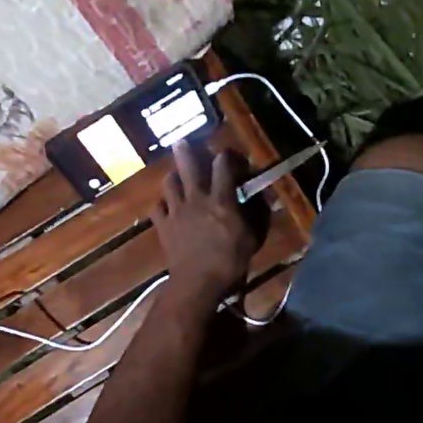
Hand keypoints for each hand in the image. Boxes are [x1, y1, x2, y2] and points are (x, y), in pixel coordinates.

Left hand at [152, 142, 257, 306]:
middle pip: (188, 166)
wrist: (197, 282)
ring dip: (173, 176)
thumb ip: (257, 215)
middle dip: (186, 150)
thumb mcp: (252, 239)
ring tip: (176, 176)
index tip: (230, 155)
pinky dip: (161, 204)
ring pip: (169, 183)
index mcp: (221, 200)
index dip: (227, 156)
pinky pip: (157, 207)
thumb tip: (265, 198)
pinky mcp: (163, 226)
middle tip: (182, 140)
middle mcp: (196, 199)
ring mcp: (176, 211)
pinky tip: (166, 206)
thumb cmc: (230, 262)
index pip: (223, 166)